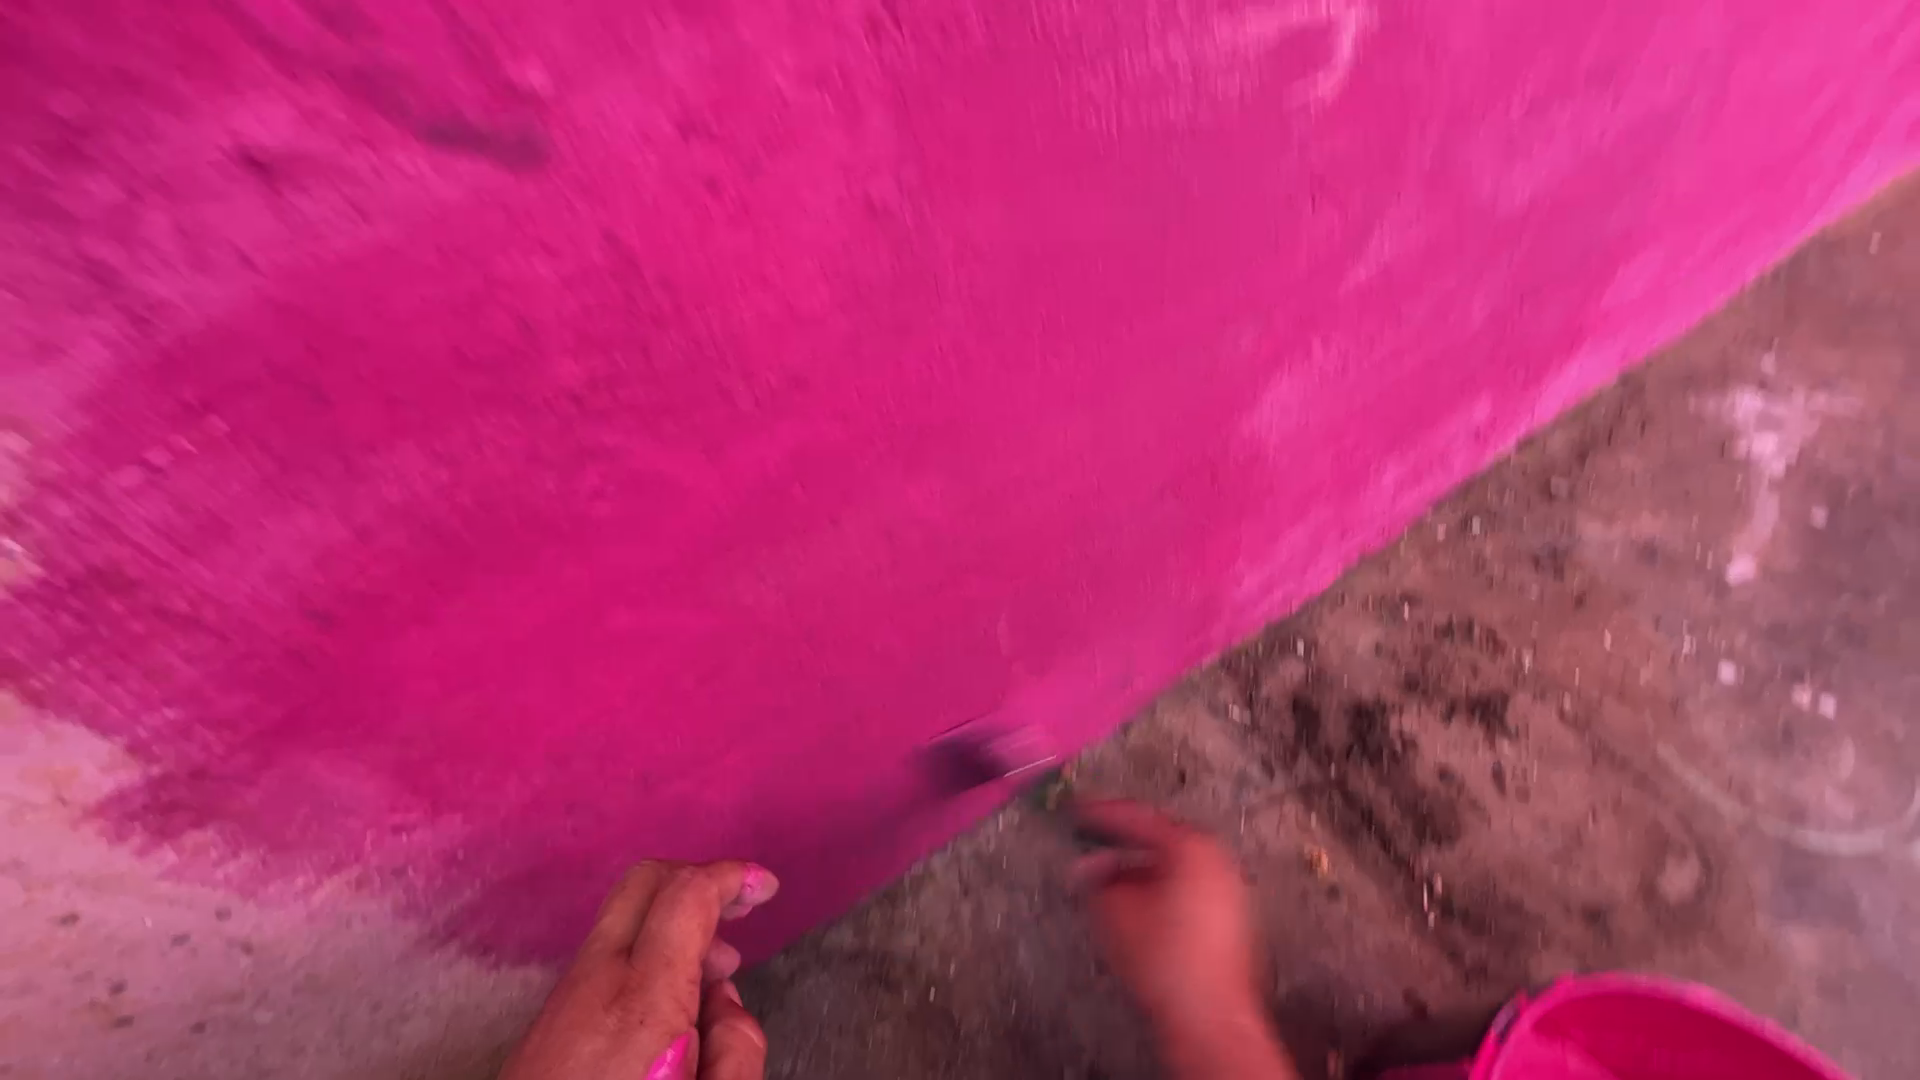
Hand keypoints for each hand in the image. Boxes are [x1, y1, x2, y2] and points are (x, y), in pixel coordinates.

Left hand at [499, 860, 778, 1079]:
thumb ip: (736, 1049)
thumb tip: (722, 1005)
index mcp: (640, 1000)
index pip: (687, 892)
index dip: (734, 875)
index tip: (767, 889)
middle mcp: (594, 983)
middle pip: (645, 881)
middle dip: (700, 877)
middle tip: (741, 907)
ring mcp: (561, 1002)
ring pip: (624, 920)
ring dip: (676, 924)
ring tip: (714, 977)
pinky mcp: (546, 1028)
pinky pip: (607, 960)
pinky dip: (648, 957)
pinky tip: (669, 1013)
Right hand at [1073, 801, 1297, 1079]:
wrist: (1211, 1019)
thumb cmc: (1162, 958)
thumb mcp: (1113, 910)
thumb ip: (1095, 877)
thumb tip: (1088, 865)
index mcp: (1190, 846)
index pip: (1136, 817)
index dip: (1099, 813)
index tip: (1074, 810)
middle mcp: (1215, 858)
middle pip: (1158, 839)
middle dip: (1119, 846)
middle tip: (1089, 846)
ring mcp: (1228, 887)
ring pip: (1171, 866)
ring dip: (1137, 870)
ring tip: (1106, 883)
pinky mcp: (1230, 916)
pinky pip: (1185, 886)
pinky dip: (1157, 888)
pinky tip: (1135, 906)